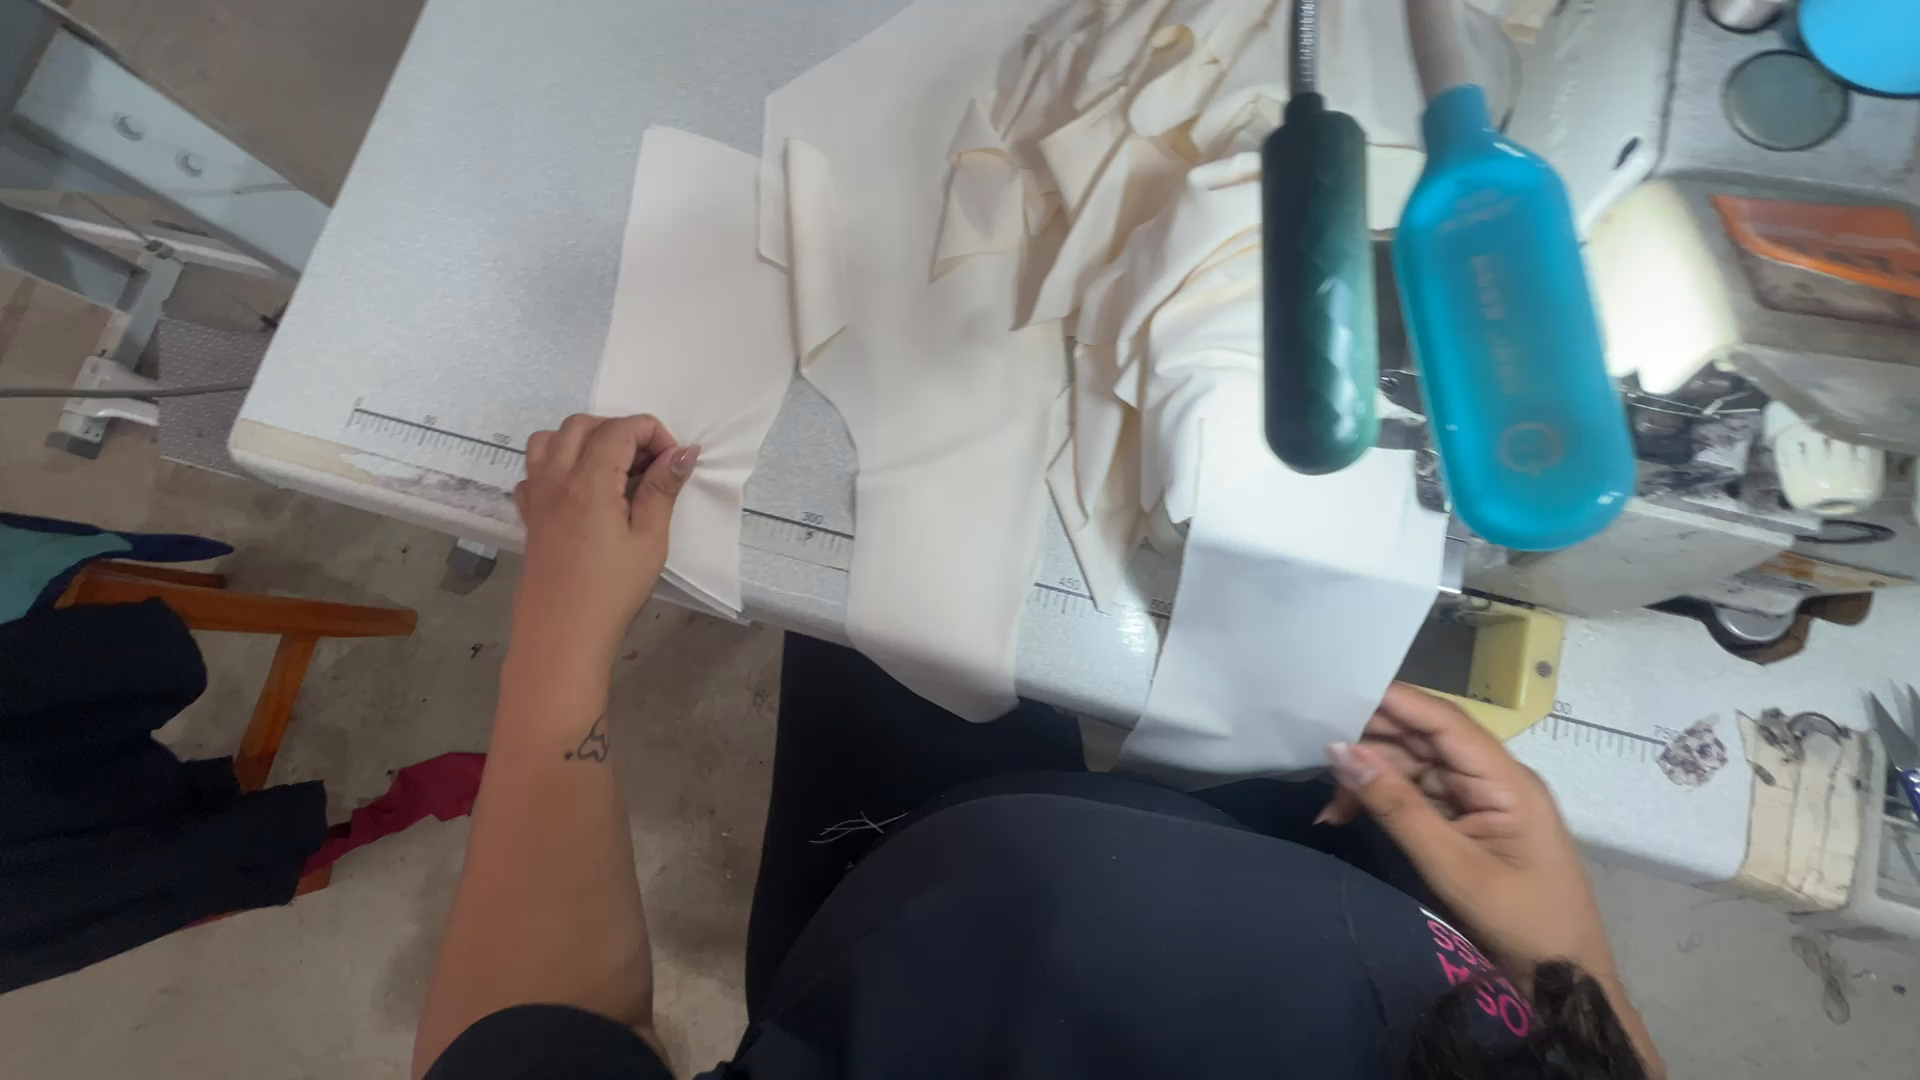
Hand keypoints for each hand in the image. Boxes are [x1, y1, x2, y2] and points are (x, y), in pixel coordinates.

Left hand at [512, 414, 698, 657]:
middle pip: (583, 424)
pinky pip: (534, 470)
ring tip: (614, 468)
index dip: (653, 434)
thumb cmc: (613, 588)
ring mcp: (536, 495)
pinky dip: (558, 464)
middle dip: (621, 430)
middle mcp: (556, 478)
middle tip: (650, 463)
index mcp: (589, 481)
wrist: (563, 632)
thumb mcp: (650, 539)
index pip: (620, 430)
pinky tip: (582, 489)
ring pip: (550, 438)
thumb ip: (662, 489)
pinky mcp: (529, 514)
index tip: (674, 461)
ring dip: (585, 439)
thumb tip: (683, 452)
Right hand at [1322, 684, 1615, 986]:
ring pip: (1408, 762)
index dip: (1392, 700)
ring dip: (1367, 775)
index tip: (1337, 689)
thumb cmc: (1521, 924)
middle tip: (1315, 747)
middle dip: (1368, 740)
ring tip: (1331, 802)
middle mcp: (1491, 777)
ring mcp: (1475, 796)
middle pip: (1421, 737)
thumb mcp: (1453, 867)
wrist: (1562, 987)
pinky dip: (1375, 797)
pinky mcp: (1461, 815)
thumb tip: (1340, 750)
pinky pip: (1410, 789)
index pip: (1444, 721)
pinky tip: (1344, 813)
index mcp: (1506, 780)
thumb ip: (1395, 806)